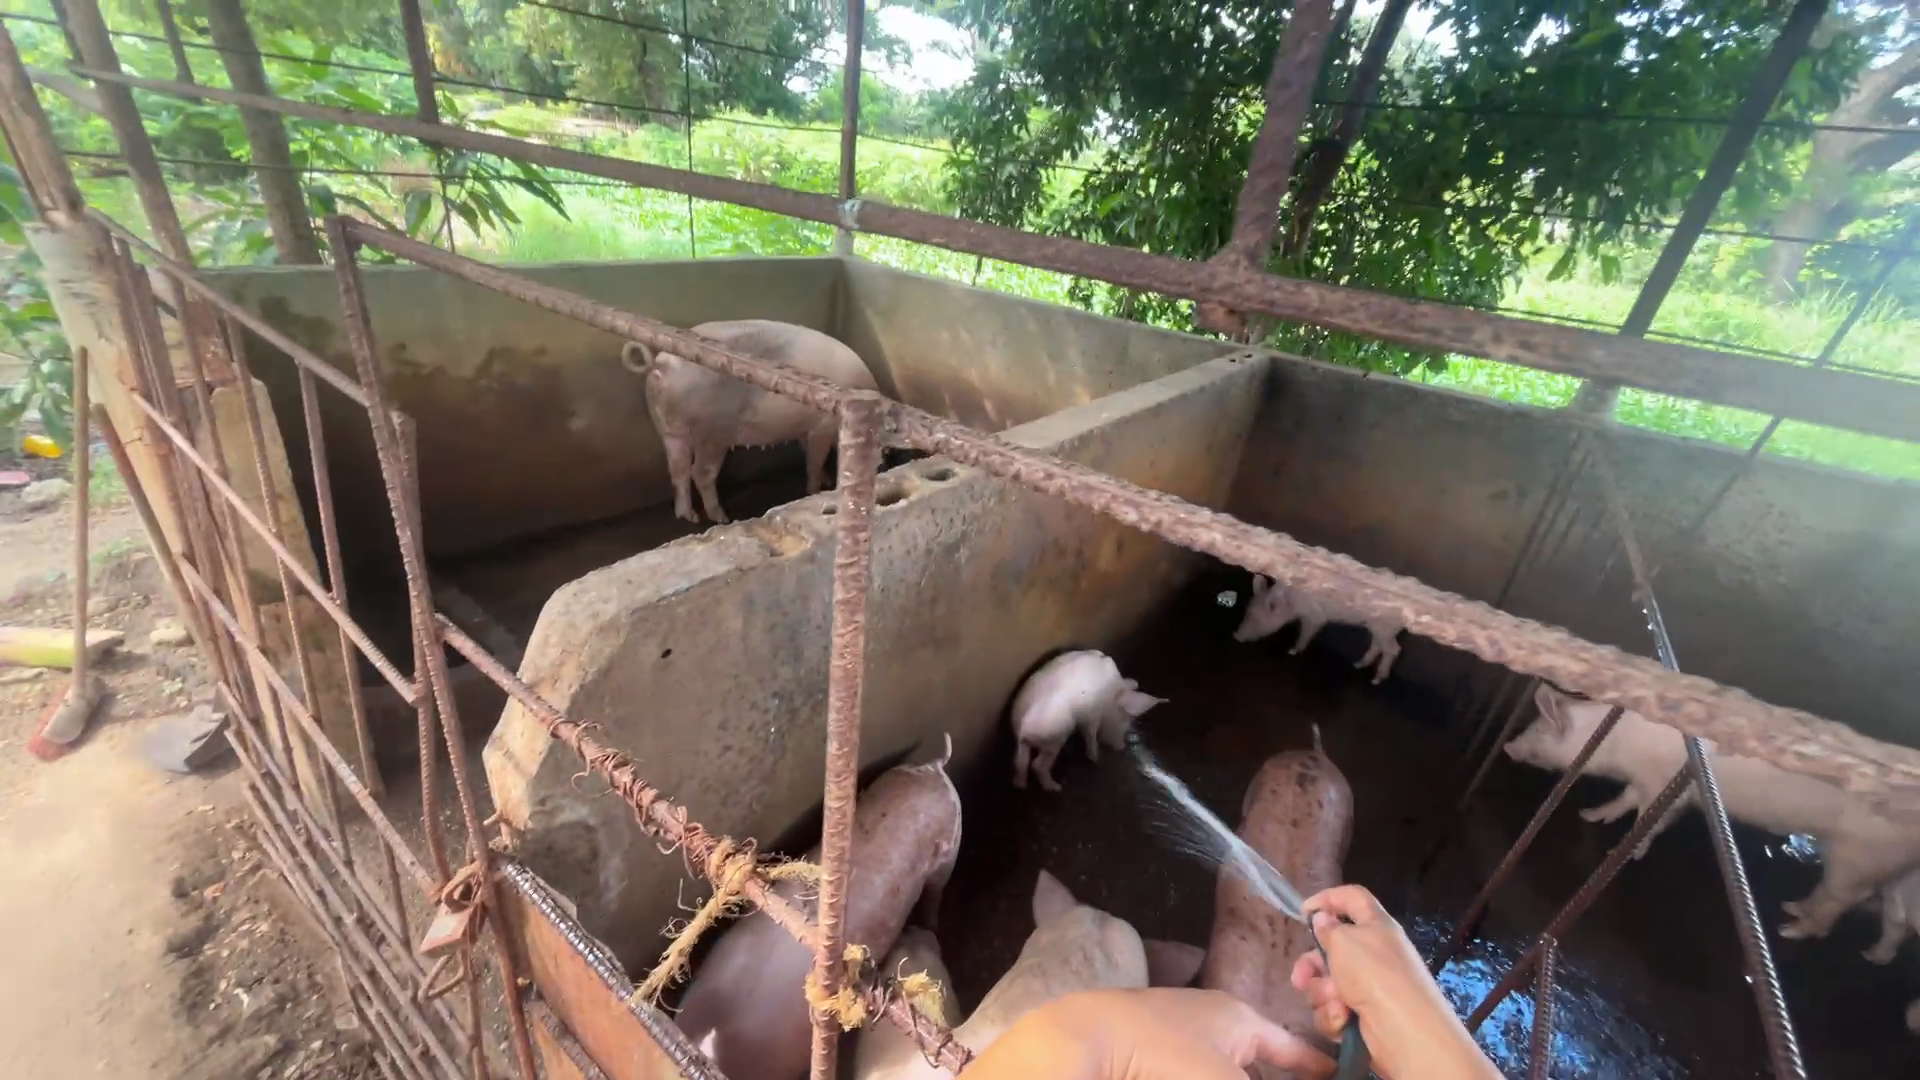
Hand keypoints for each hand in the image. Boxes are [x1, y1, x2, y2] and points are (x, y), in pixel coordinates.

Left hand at [965, 988, 1334, 1079]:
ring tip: (1264, 1075)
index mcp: (1237, 1018)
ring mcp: (1182, 1040)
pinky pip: (1197, 1071)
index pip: (1292, 1048)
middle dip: (1278, 1078)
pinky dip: (1212, 1074)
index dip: (1318, 1068)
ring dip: (1242, 1073)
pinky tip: (1210, 1076)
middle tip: (1302, 1079)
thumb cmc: (1162, 1054)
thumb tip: (1246, 1078)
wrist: (1086, 1042)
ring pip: (1228, 1069)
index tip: (1344, 1075)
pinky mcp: (1156, 1059)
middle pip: (1261, 1064)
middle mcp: (1213, 1023)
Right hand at [1288, 885, 1498, 1079]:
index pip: (1352, 897)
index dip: (1328, 898)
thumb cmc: (1375, 976)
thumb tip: (1323, 920)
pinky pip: (1335, 1008)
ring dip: (1323, 993)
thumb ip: (1327, 928)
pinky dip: (1334, 1015)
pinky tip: (1342, 1021)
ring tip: (1334, 1003)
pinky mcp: (1365, 1015)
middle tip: (1300, 977)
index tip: (1305, 912)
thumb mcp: (1344, 941)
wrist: (1408, 1036)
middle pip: (1332, 947)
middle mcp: (1373, 953)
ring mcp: (1370, 987)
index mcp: (1375, 925)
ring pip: (1328, 981)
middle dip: (1312, 964)